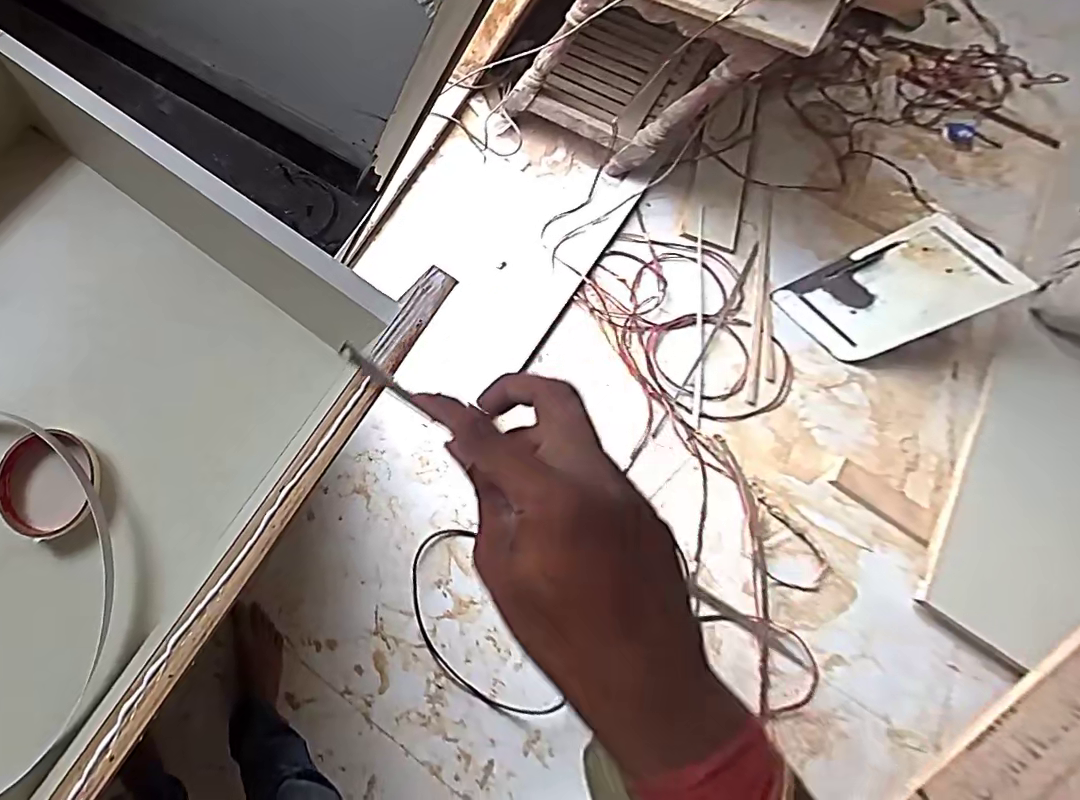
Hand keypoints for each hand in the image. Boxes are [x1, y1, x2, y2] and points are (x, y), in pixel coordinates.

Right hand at [416, 375, 748, 780]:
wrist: (653, 690)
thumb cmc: (564, 638)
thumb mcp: (499, 565)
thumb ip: (485, 496)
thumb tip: (466, 452)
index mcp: (556, 498)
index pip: (486, 432)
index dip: (448, 408)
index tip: (426, 399)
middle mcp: (599, 483)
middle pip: (556, 396)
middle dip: (510, 389)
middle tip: (480, 411)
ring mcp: (629, 495)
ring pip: (573, 434)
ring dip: (532, 440)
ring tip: (506, 485)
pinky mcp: (643, 512)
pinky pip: (592, 469)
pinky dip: (557, 471)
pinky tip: (542, 514)